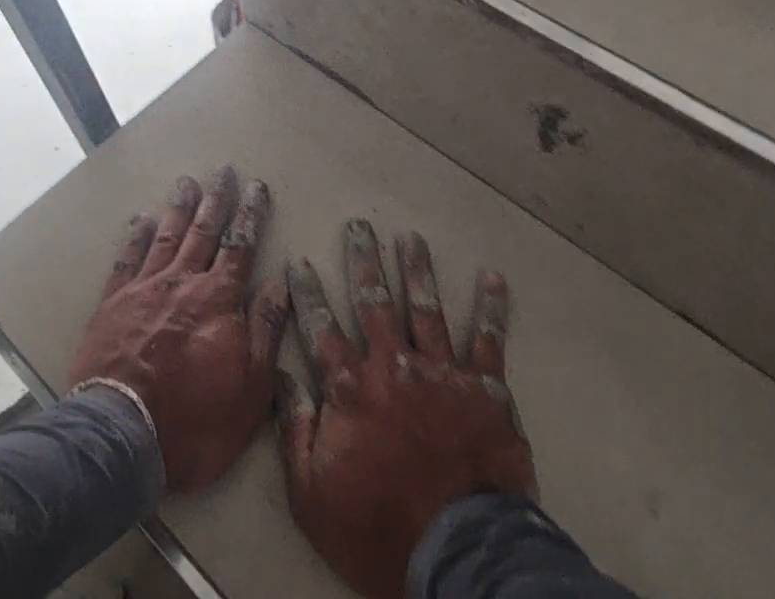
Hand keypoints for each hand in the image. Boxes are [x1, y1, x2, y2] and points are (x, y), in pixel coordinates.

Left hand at [69, 168, 291, 492]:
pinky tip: (140, 219)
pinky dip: (134, 237)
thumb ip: (266, 328)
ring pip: (165, 237)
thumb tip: (282, 282)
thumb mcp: (251, 386)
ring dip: (178, 208)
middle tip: (223, 170)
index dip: (250, 215)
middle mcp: (182, 283)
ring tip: (187, 183)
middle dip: (216, 200)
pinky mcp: (111, 305)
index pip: (240, 246)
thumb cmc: (196, 420)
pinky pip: (126, 260)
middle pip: (202, 232)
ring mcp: (143, 291)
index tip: (256, 187)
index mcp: (218, 300)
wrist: (121, 437)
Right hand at [277, 221, 534, 598]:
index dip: (308, 293)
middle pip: (374, 303)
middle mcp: (392, 367)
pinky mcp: (484, 388)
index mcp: (349, 389)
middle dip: (365, 261)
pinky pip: (488, 340)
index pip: (320, 328)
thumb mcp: (310, 492)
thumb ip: (295, 430)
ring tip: (412, 238)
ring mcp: (441, 373)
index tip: (301, 261)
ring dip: (417, 270)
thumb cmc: (374, 525)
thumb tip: (282, 380)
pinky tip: (492, 278)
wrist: (455, 549)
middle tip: (361, 226)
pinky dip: (491, 308)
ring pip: (425, 308)